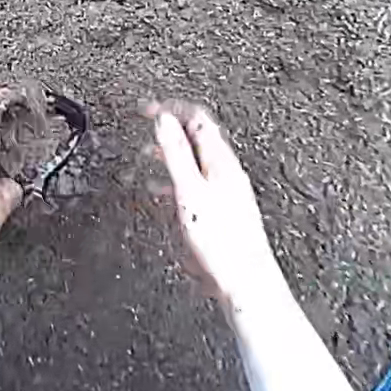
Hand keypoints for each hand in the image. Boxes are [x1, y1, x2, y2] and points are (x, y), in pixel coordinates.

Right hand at [150, 102, 285, 304]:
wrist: (245, 282)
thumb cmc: (222, 240)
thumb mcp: (190, 190)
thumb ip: (176, 153)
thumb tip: (164, 119)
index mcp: (220, 160)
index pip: (198, 117)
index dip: (172, 108)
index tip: (149, 108)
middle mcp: (225, 171)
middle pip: (196, 137)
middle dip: (169, 129)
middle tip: (145, 126)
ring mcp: (224, 189)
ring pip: (193, 160)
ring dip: (169, 153)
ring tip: (147, 155)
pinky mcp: (220, 209)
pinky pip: (194, 182)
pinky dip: (174, 178)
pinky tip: (161, 191)